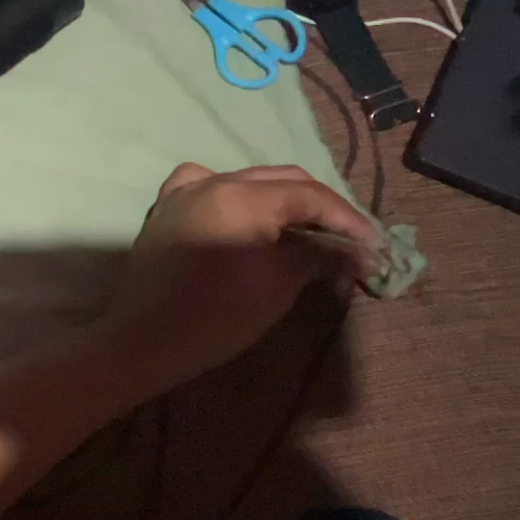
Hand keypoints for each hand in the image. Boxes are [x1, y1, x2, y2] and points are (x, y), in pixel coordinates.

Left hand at [102, 163, 375, 372]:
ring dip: (280, 200)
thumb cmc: (216, 315)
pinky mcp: (165, 209)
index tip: (374, 246)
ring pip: (246, 181)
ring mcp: (183, 192)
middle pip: (280, 181)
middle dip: (319, 207)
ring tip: (306, 229)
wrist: (145, 338)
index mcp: (242, 195)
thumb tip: (356, 250)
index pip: (309, 195)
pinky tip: (244, 215)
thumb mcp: (277, 285)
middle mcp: (211, 181)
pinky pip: (206, 187)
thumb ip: (318, 256)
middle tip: (348, 238)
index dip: (347, 218)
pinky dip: (235, 196)